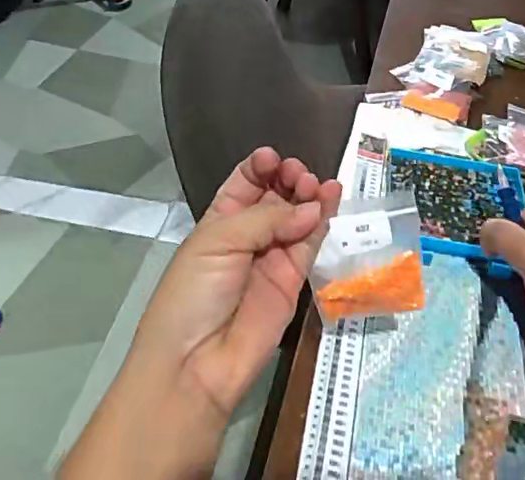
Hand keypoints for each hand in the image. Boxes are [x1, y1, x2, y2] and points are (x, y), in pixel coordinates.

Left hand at [62, 149, 341, 479]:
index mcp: (220, 219)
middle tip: (298, 175)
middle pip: (275, 194)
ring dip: (309, 193)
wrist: (196, 365)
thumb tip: (309, 208)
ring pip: (297, 214)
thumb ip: (265, 219)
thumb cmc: (193, 293)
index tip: (273, 158)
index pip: (245, 182)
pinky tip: (331, 197)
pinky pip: (312, 242)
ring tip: (317, 184)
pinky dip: (324, 218)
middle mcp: (248, 233)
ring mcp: (273, 256)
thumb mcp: (217, 243)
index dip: (260, 166)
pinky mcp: (294, 279)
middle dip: (288, 177)